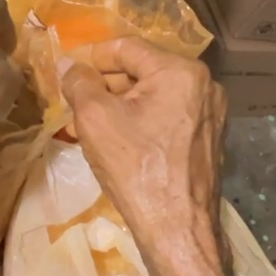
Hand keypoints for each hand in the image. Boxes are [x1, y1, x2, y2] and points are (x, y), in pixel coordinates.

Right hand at [60, 37, 226, 262]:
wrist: (176, 227)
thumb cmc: (134, 167)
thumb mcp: (95, 118)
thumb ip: (79, 82)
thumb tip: (70, 64)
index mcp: (180, 71)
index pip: (126, 47)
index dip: (90, 56)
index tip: (65, 71)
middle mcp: (203, 85)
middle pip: (140, 70)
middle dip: (103, 84)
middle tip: (72, 102)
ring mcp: (210, 113)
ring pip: (152, 95)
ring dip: (117, 104)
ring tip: (86, 125)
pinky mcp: (207, 138)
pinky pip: (166, 115)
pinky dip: (138, 120)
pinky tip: (115, 140)